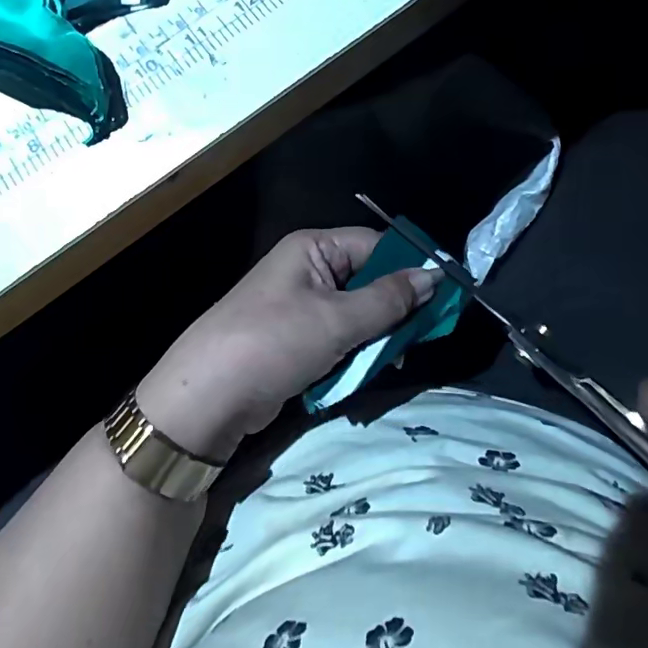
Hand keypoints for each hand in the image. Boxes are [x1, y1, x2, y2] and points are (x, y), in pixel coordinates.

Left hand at [135, 228, 435, 460]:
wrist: (203, 401)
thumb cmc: (273, 343)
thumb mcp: (338, 320)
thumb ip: (390, 299)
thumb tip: (435, 276)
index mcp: (314, 249)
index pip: (377, 246)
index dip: (411, 267)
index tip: (444, 295)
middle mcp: (308, 270)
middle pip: (370, 279)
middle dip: (396, 308)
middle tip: (421, 336)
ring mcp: (301, 305)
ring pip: (359, 312)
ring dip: (377, 336)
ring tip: (390, 359)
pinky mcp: (297, 338)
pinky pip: (341, 336)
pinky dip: (356, 352)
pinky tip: (364, 370)